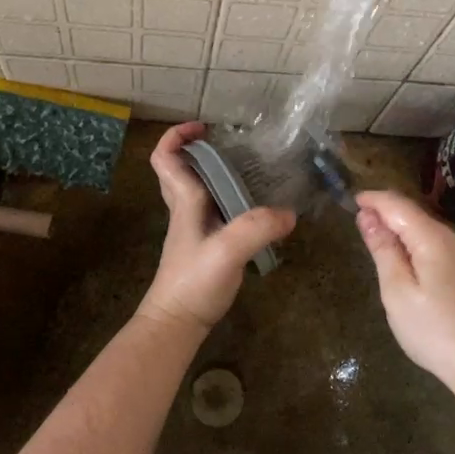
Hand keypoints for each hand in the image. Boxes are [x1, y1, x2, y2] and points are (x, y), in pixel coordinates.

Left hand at [142, 122, 295, 331]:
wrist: (175, 325)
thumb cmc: (193, 283)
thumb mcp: (227, 251)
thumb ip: (257, 227)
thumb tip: (289, 213)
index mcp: (184, 203)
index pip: (165, 158)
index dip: (176, 136)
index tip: (204, 128)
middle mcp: (185, 211)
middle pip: (179, 170)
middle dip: (198, 151)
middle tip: (228, 146)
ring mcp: (193, 231)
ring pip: (197, 191)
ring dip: (215, 175)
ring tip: (249, 171)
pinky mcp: (204, 248)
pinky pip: (214, 213)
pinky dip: (230, 202)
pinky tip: (255, 212)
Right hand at [355, 190, 454, 392]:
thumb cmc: (436, 332)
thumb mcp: (398, 293)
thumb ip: (383, 251)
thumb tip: (368, 217)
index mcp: (434, 238)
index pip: (398, 205)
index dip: (374, 200)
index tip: (352, 200)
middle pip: (416, 216)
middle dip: (387, 215)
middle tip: (360, 224)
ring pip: (429, 233)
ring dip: (403, 232)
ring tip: (379, 245)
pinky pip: (440, 249)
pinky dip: (418, 247)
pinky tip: (410, 266)